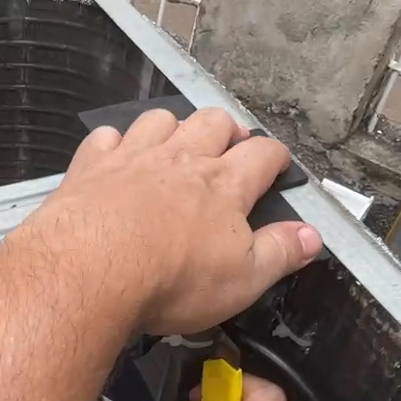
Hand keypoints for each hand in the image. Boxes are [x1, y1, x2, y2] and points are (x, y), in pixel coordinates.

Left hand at [18, 108, 320, 335]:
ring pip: (160, 120)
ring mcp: (132, 157)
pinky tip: (113, 153)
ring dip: (172, 126)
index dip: (275, 156)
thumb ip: (279, 253)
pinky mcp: (90, 167)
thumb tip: (312, 236)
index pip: (263, 154)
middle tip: (228, 145)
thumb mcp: (241, 280)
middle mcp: (180, 159)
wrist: (89, 269)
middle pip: (212, 122)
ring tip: (175, 143)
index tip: (277, 164)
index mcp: (223, 185)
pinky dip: (113, 142)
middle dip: (226, 130)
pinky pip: (105, 137)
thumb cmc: (170, 279)